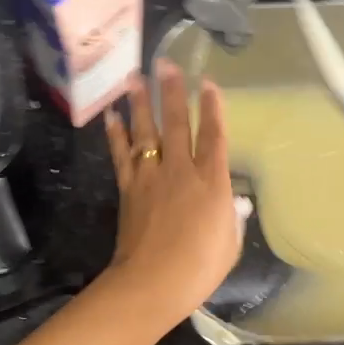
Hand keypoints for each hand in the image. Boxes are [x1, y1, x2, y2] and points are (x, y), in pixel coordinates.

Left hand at [99, 63, 239, 322]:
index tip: (208, 83)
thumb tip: (231, 201)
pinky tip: (112, 115)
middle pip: (177, 122)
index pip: (214, 135)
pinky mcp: (128, 187)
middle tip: (166, 63)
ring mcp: (151, 176)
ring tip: (134, 76)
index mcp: (212, 181)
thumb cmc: (200, 267)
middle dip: (172, 91)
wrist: (153, 281)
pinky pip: (122, 153)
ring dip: (140, 102)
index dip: (213, 107)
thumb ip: (231, 217)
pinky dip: (116, 133)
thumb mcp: (229, 243)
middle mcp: (181, 169)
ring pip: (146, 130)